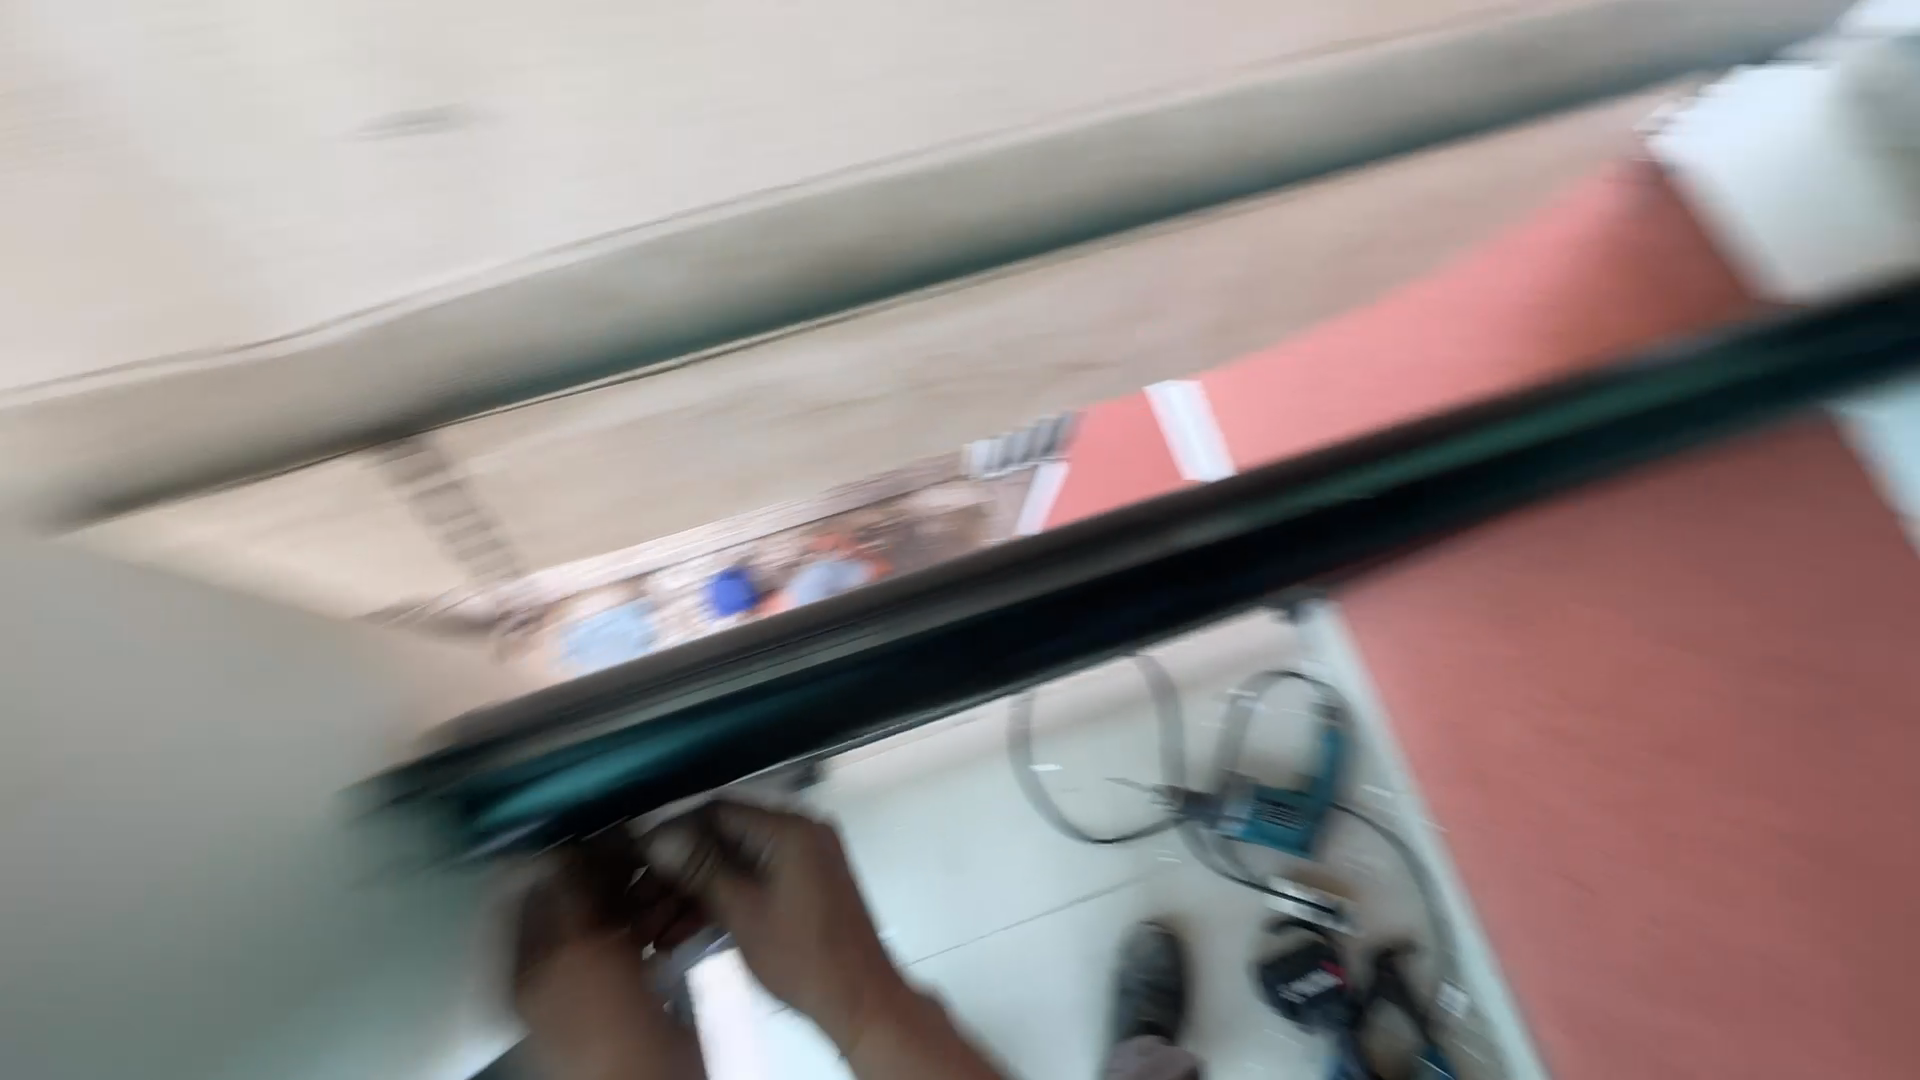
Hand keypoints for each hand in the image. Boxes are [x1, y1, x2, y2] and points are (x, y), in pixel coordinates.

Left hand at [511, 841, 705, 1079]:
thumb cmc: (605, 1024)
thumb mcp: (578, 957)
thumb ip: (567, 900)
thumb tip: (558, 847)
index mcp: (528, 963)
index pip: (539, 890)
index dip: (569, 858)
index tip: (609, 830)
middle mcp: (556, 965)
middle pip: (582, 899)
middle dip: (617, 875)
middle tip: (651, 854)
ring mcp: (595, 975)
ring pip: (618, 913)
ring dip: (647, 894)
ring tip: (672, 886)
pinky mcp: (633, 984)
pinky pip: (643, 935)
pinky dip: (662, 919)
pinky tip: (681, 913)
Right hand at [641, 801, 912, 1050]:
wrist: (859, 998)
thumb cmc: (803, 957)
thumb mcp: (742, 913)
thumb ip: (701, 869)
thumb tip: (661, 837)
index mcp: (791, 829)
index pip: (720, 810)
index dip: (676, 831)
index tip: (640, 857)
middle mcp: (803, 832)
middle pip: (729, 837)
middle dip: (683, 869)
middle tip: (642, 900)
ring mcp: (807, 857)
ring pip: (740, 862)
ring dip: (699, 890)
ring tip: (656, 926)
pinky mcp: (806, 882)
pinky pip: (758, 878)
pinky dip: (727, 899)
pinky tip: (687, 931)